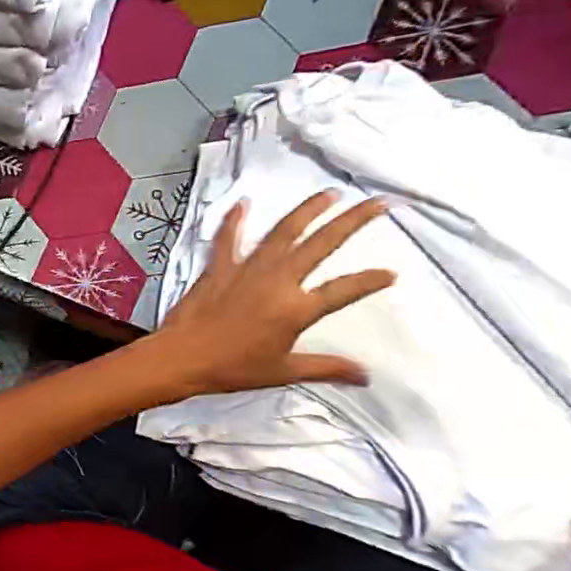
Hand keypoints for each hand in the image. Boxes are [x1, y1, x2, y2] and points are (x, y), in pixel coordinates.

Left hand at [151, 189, 394, 396]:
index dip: (369, 281)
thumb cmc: (231, 368)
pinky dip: (233, 220)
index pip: (344, 290)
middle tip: (378, 203)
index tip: (390, 274)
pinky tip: (242, 202)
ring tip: (328, 193)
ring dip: (307, 210)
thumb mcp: (283, 372)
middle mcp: (276, 282)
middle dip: (352, 221)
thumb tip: (366, 377)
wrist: (180, 358)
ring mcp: (246, 271)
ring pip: (282, 233)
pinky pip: (228, 240)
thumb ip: (326, 368)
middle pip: (321, 244)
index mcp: (296, 309)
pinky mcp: (218, 270)